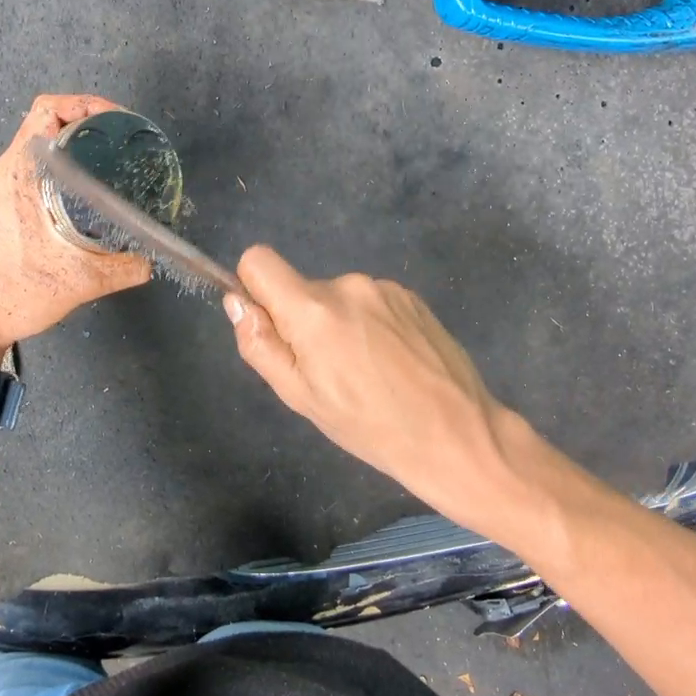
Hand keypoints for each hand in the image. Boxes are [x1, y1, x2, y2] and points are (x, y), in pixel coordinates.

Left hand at [0, 95, 151, 362]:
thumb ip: (124, 268)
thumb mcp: (80, 281)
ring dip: (74, 143)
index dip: (84, 103)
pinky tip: (91, 189)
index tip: (117, 121)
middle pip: (47, 122)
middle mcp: (7, 171)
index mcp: (18, 173)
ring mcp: (2, 187)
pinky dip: (65, 165)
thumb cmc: (15, 293)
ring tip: (113, 158)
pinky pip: (37, 168)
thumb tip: (152, 259)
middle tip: (125, 140)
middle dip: (88, 121)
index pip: (46, 111)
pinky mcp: (4, 205)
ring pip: (42, 145)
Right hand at [226, 246, 531, 533]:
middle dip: (303, 321)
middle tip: (329, 372)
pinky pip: (371, 302)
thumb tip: (237, 302)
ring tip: (367, 373)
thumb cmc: (370, 426)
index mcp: (313, 309)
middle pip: (301, 288)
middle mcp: (347, 285)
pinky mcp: (412, 297)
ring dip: (340, 325)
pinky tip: (392, 363)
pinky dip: (371, 326)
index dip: (254, 288)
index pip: (258, 260)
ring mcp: (385, 288)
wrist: (458, 435)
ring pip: (338, 298)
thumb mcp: (300, 396)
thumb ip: (260, 344)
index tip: (272, 326)